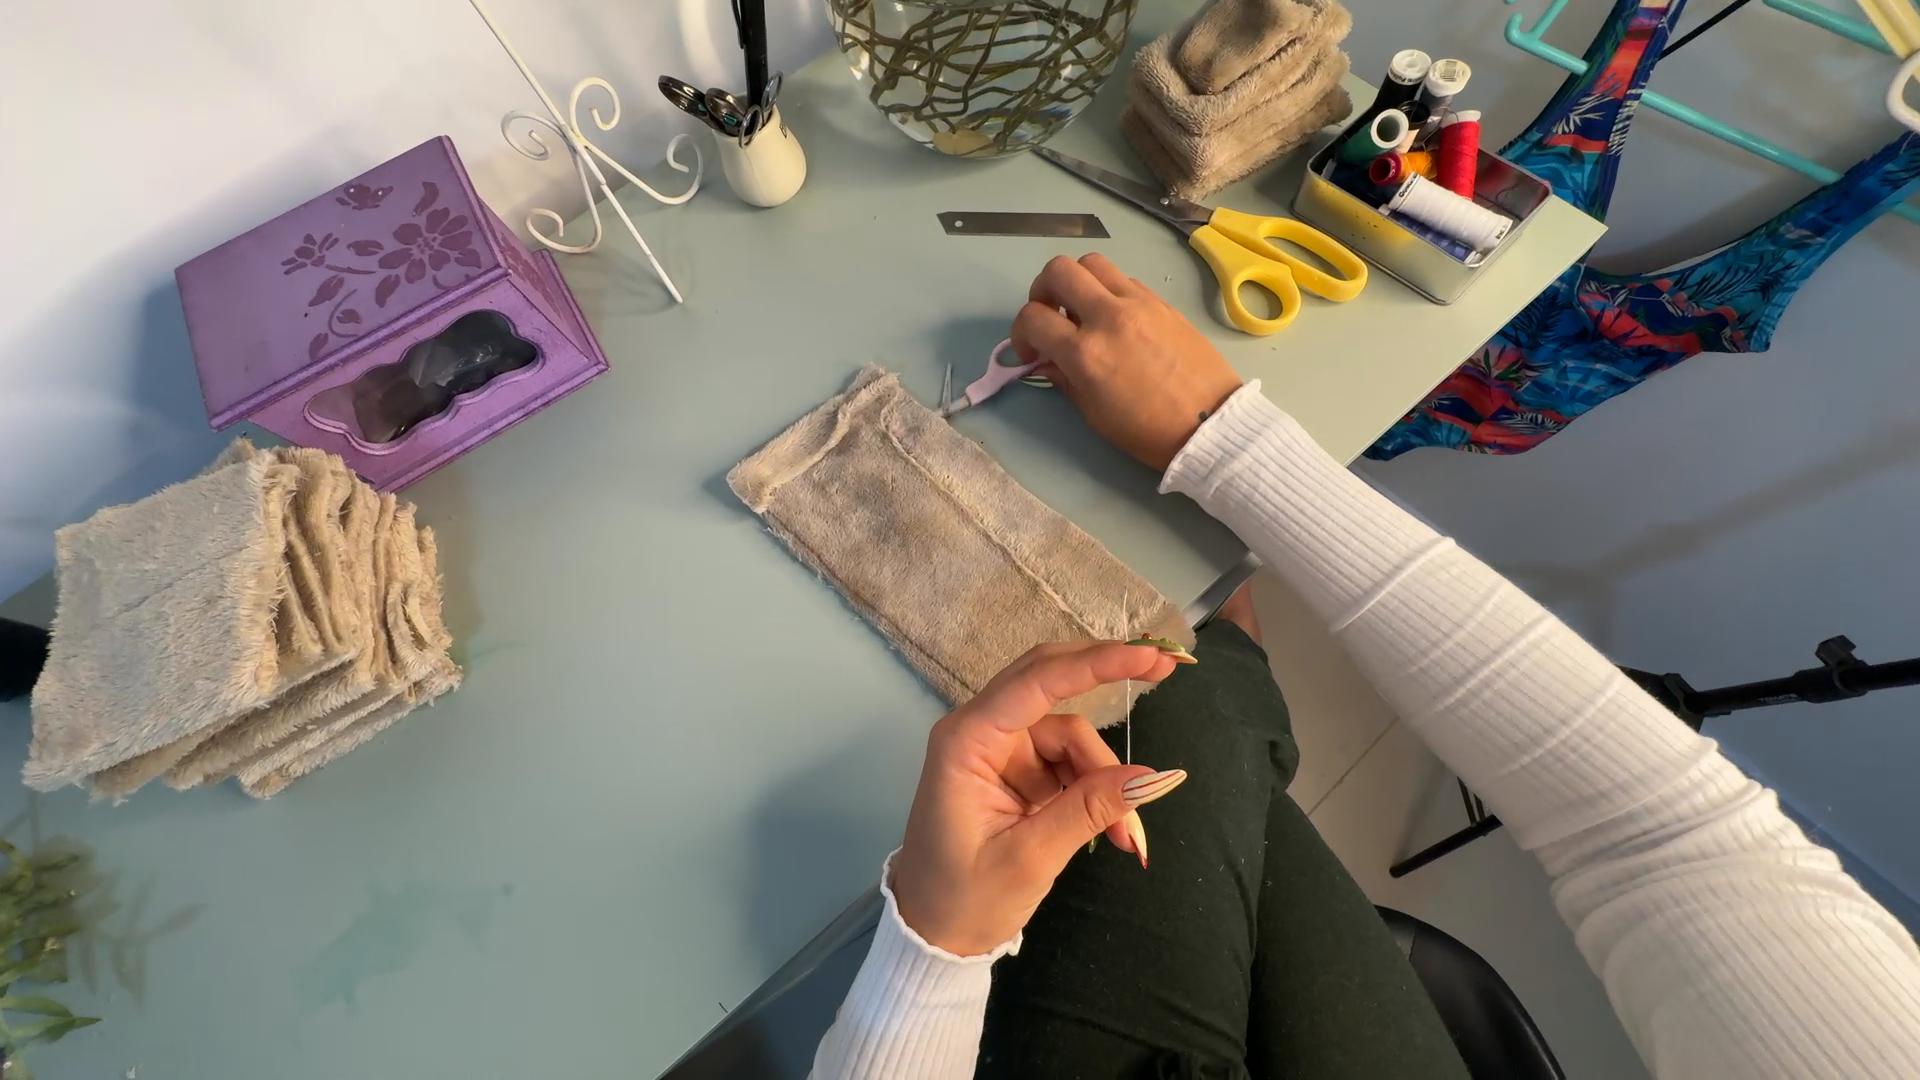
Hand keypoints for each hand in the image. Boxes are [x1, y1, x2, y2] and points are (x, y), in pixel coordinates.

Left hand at [890, 642, 1189, 956]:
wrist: (933, 932)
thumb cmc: (964, 896)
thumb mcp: (1030, 858)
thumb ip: (1089, 809)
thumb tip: (1154, 778)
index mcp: (967, 739)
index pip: (1035, 682)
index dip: (1094, 662)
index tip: (1147, 654)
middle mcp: (982, 729)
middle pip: (1050, 681)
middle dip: (1105, 673)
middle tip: (1165, 669)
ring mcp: (1002, 748)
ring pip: (1070, 733)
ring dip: (1105, 775)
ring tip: (1127, 837)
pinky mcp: (1019, 769)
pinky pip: (1069, 761)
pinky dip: (1096, 789)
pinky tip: (1114, 831)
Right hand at [1011, 254, 1244, 471]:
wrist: (1209, 424)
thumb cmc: (1146, 430)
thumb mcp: (1093, 413)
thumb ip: (1064, 378)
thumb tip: (1045, 360)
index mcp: (1086, 352)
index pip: (1032, 318)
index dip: (1020, 334)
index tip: (1030, 352)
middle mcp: (1108, 316)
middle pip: (1058, 270)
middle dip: (1042, 291)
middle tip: (1049, 316)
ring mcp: (1138, 303)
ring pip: (1092, 263)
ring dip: (1076, 282)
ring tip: (1081, 311)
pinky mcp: (1161, 301)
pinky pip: (1123, 280)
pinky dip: (1108, 292)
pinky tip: (1115, 320)